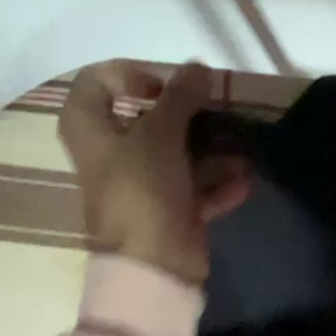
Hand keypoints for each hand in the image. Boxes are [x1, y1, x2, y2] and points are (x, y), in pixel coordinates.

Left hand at [59, 60, 249, 284]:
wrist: (154, 267)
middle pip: (149, 121)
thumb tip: (200, 68)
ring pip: (179, 157)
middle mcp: (112, 153)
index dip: (134, 76)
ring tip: (243, 152)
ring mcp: (144, 186)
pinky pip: (198, 190)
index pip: (100, 82)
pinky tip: (246, 182)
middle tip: (216, 116)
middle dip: (188, 118)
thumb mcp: (159, 135)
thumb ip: (180, 98)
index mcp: (90, 128)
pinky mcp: (172, 213)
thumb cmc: (143, 191)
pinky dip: (220, 185)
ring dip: (213, 154)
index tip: (170, 88)